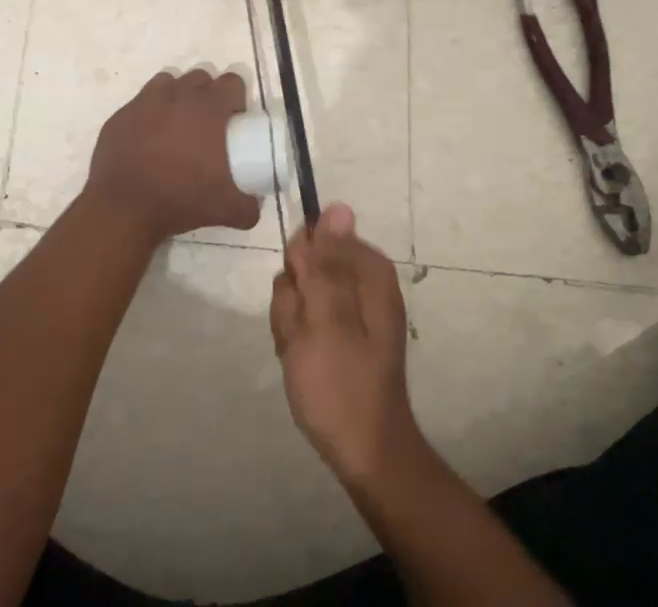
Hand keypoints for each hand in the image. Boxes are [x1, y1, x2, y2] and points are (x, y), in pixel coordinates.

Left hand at [86, 69, 261, 240]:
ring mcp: (145, 101)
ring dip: (177, 98)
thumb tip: (255, 206)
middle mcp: (178, 94)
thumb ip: (249, 206)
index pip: (233, 82)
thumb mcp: (227, 209)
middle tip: (207, 126)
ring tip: (177, 127)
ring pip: (168, 84)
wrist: (125, 207)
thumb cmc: (181, 199)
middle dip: (207, 95)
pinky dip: (149, 114)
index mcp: (209, 108)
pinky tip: (148, 138)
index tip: (234, 122)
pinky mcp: (121, 115)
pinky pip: (141, 103)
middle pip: (200, 78)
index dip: (236, 99)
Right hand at [272, 204, 417, 482]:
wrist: (362, 450)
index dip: (298, 270)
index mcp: (367, 274)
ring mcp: (349, 312)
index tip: (301, 302)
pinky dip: (294, 341)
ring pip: (296, 296)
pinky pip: (301, 321)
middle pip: (303, 268)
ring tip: (301, 354)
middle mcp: (362, 286)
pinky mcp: (338, 335)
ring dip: (289, 324)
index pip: (315, 240)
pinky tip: (301, 363)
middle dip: (291, 302)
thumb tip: (337, 207)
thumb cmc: (341, 384)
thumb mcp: (326, 319)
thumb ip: (326, 263)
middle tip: (301, 336)